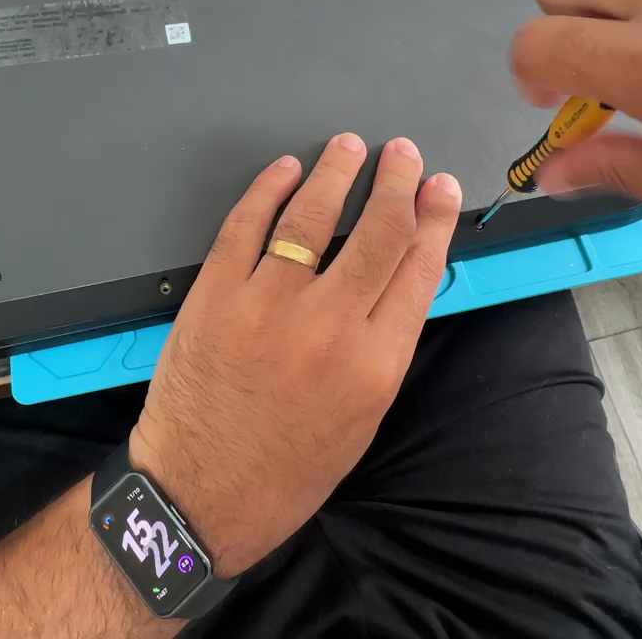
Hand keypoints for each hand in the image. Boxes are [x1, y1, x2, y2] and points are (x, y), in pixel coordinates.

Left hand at [127, 134, 461, 576]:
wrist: (200, 493)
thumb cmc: (288, 466)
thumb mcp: (362, 414)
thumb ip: (384, 343)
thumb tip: (399, 274)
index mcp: (375, 363)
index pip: (419, 267)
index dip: (435, 218)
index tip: (441, 188)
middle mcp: (329, 326)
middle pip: (377, 231)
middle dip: (396, 181)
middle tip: (401, 152)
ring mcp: (267, 305)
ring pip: (311, 215)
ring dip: (336, 172)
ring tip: (349, 147)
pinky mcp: (216, 294)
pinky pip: (246, 225)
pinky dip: (268, 189)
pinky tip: (285, 170)